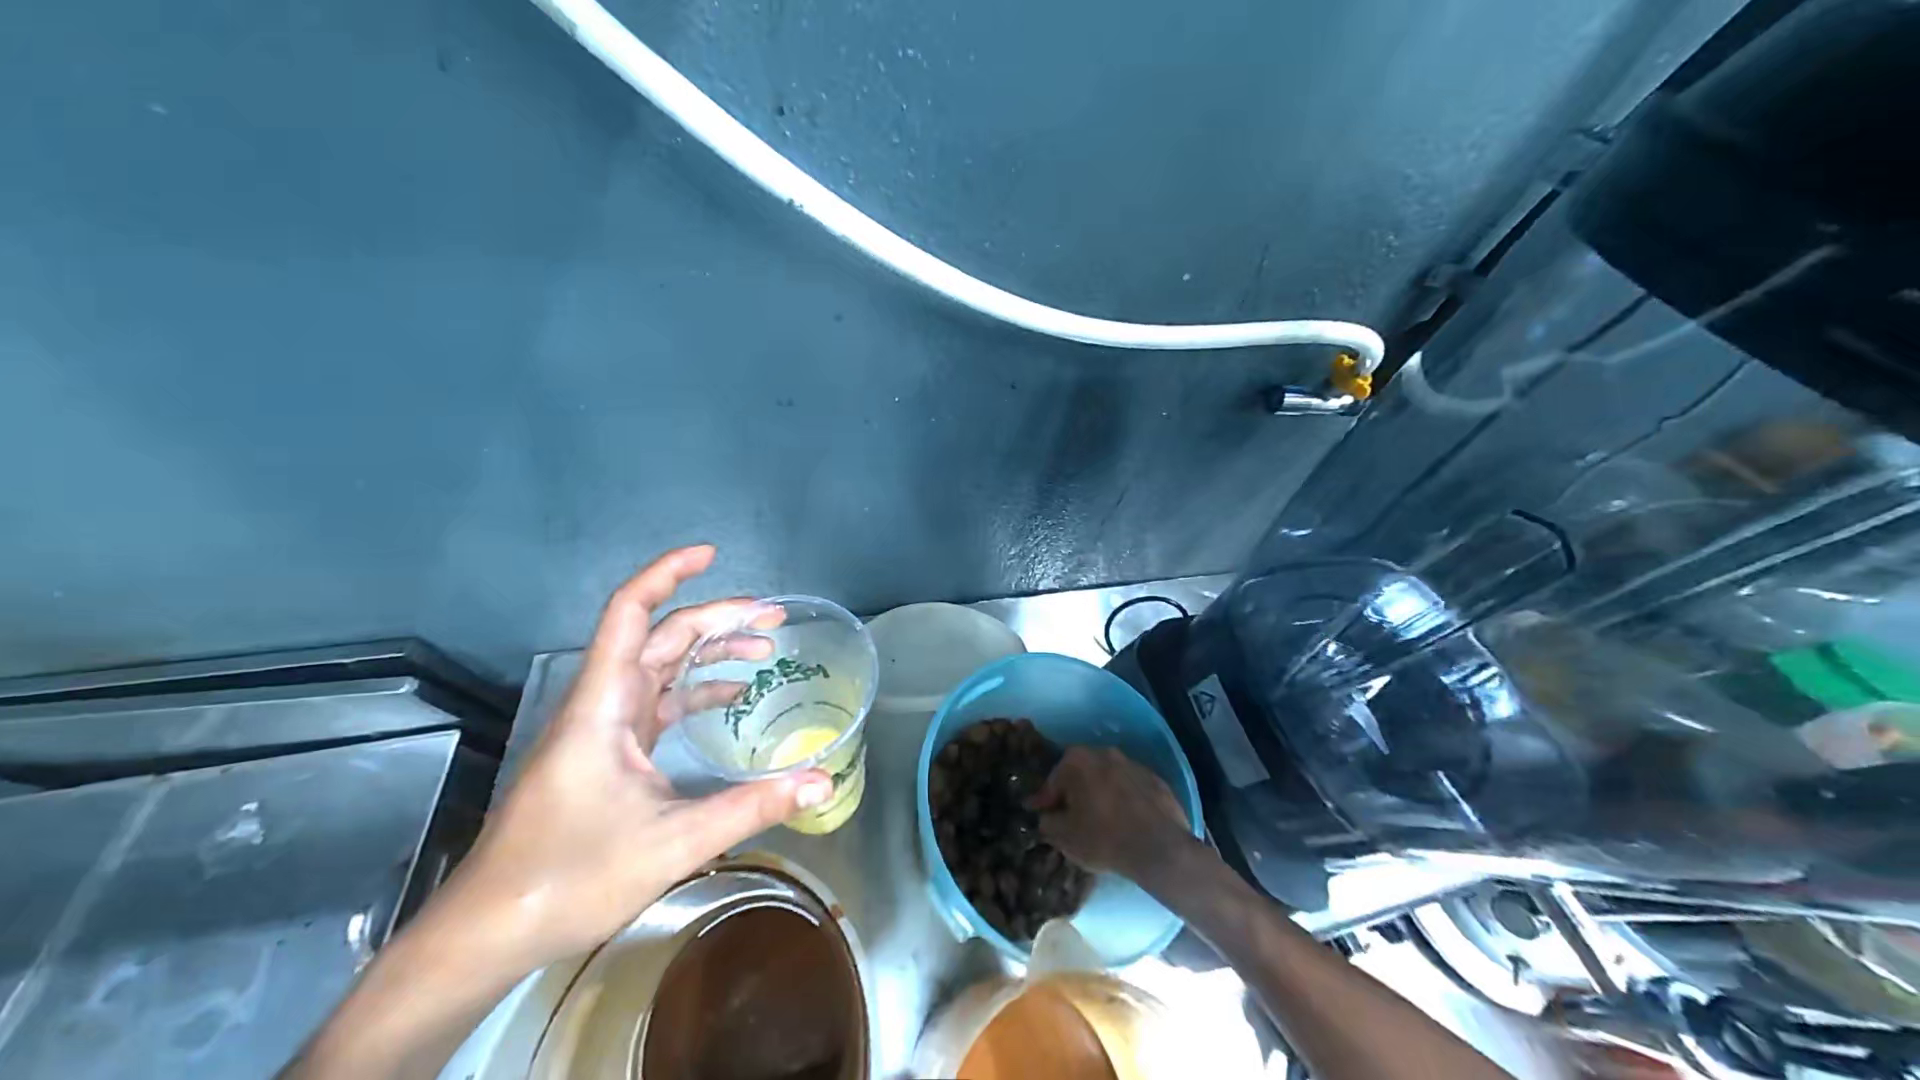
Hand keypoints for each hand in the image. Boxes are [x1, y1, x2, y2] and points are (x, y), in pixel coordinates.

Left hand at [434, 545, 832, 972]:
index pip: (630, 613)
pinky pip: (658, 702)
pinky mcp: (608, 751)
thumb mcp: (672, 843)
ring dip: (709, 651)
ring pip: (660, 666)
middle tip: (774, 617)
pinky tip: (732, 699)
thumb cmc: (569, 876)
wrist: (492, 929)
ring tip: (764, 648)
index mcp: (604, 704)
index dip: (667, 573)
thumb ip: (751, 808)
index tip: (710, 554)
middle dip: (717, 618)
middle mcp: (602, 702)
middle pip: (660, 636)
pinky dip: (695, 690)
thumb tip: (821, 780)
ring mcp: (603, 727)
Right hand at [1029, 745, 1195, 881]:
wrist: (1160, 849)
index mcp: (1077, 760)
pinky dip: (1125, 801)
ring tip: (1101, 822)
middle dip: (1075, 794)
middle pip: (1081, 775)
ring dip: (1101, 795)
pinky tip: (1126, 823)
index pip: (1052, 782)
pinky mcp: (1156, 780)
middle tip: (1072, 819)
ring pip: (1108, 779)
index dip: (1045, 802)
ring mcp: (1134, 764)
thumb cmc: (1104, 838)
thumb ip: (1047, 822)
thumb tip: (1048, 817)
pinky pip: (1132, 790)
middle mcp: (1104, 752)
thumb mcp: (1063, 837)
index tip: (1041, 815)